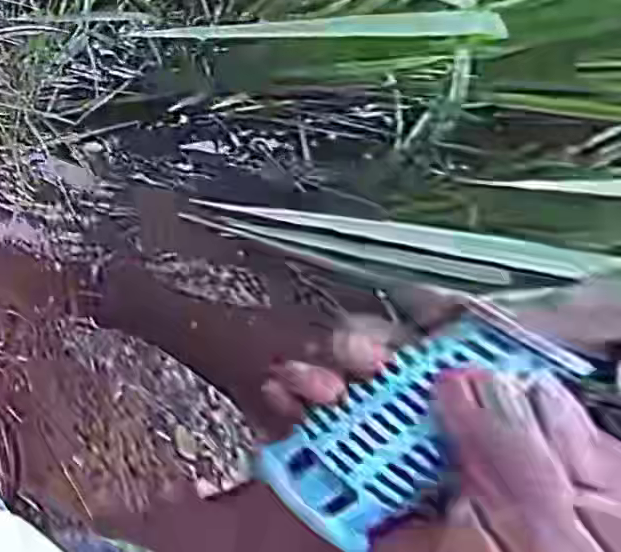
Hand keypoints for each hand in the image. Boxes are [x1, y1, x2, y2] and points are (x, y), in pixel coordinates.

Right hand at [255, 304, 620, 551]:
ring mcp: (422, 485)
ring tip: (303, 383)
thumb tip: (473, 373)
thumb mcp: (557, 544)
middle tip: (351, 358)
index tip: (416, 317)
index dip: (459, 346)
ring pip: (364, 406)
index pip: (510, 388)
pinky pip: (324, 440)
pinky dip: (293, 411)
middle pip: (422, 388)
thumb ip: (524, 462)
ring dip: (325, 382)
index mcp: (565, 482)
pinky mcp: (365, 497)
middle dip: (374, 361)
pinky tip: (281, 398)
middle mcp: (488, 472)